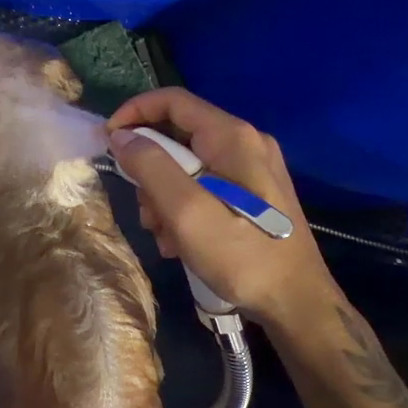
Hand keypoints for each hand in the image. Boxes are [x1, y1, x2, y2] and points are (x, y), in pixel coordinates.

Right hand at [109, 88, 341, 330]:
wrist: (299, 307)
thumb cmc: (243, 256)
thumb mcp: (186, 211)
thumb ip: (150, 166)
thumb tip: (121, 136)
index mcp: (232, 137)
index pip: (171, 100)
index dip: (133, 113)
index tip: (107, 142)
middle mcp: (245, 142)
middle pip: (177, 134)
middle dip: (149, 168)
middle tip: (142, 208)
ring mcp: (253, 168)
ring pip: (186, 162)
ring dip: (163, 195)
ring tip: (163, 234)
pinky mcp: (254, 193)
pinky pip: (204, 183)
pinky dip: (183, 205)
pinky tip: (181, 241)